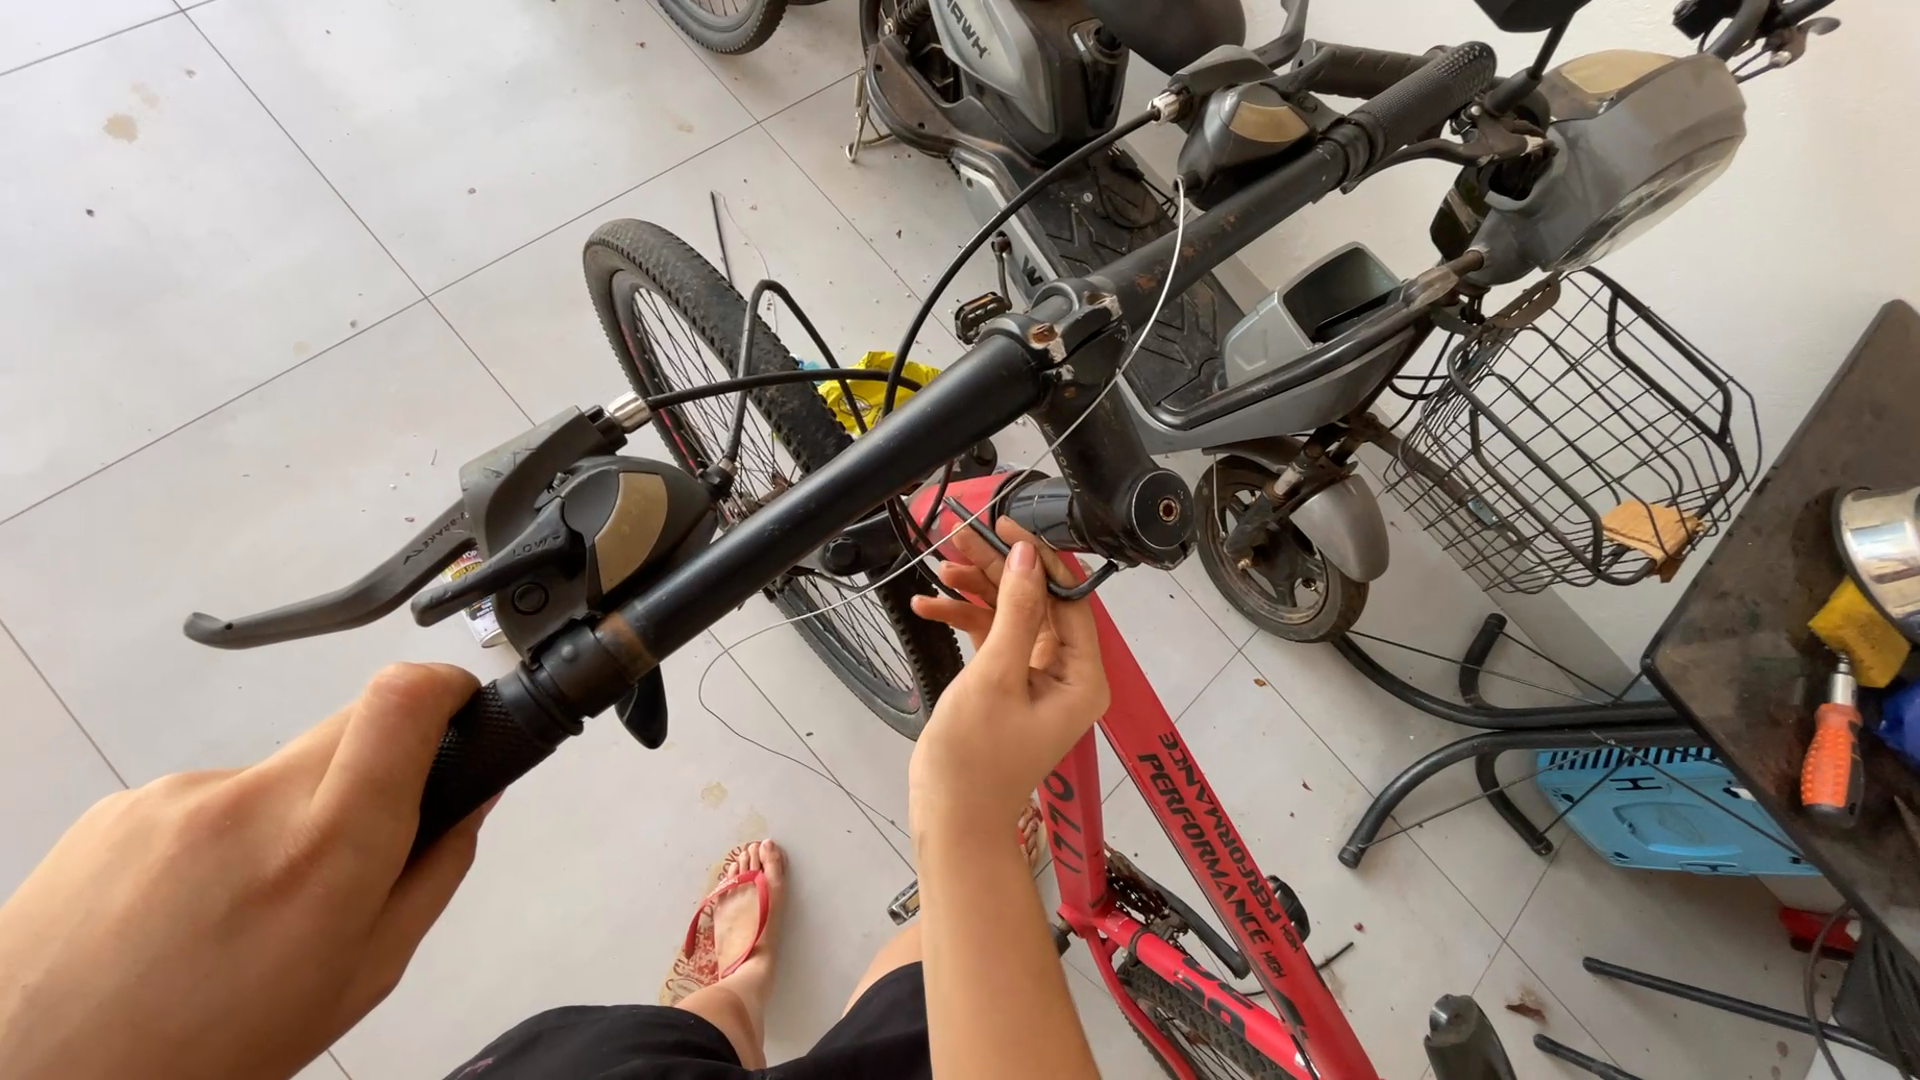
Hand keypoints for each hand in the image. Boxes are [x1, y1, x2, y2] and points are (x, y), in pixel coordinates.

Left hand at [0, 663, 487, 1079]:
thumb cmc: (214, 1050)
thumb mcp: (371, 968)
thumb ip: (440, 867)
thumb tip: (475, 794)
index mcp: (330, 847)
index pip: (399, 702)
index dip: (444, 684)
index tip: (457, 702)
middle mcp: (251, 804)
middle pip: (356, 723)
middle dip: (381, 761)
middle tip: (361, 834)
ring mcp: (176, 799)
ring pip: (287, 765)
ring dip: (296, 808)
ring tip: (251, 896)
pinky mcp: (119, 807)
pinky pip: (217, 794)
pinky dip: (228, 833)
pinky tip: (192, 902)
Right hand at [908, 522, 1108, 835]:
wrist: (949, 819)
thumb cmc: (975, 756)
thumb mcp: (996, 676)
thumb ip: (1016, 612)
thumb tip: (1028, 555)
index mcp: (1082, 675)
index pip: (1070, 597)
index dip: (1039, 557)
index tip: (1003, 525)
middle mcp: (1067, 671)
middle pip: (1036, 601)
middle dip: (998, 569)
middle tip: (958, 536)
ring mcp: (1036, 677)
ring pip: (1011, 615)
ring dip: (975, 591)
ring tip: (939, 564)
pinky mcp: (1007, 682)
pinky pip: (992, 638)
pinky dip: (964, 621)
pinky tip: (928, 605)